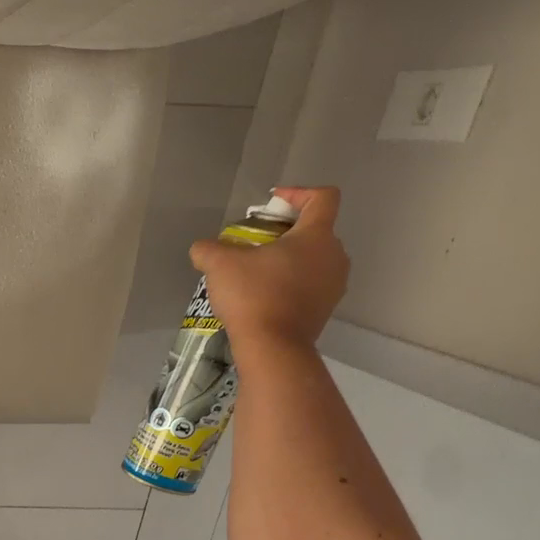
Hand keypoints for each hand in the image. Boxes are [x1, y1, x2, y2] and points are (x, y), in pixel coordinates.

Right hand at [190, 186, 349, 353]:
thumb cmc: (252, 294)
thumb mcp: (218, 264)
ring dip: (286, 259)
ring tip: (254, 273)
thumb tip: (203, 249)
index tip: (270, 204)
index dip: (297, 193)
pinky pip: (310, 283)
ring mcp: (335, 283)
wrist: (273, 345)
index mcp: (316, 235)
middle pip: (314, 230)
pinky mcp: (327, 306)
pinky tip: (262, 296)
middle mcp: (335, 255)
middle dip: (283, 232)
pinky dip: (289, 282)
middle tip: (251, 244)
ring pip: (312, 258)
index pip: (323, 197)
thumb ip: (208, 248)